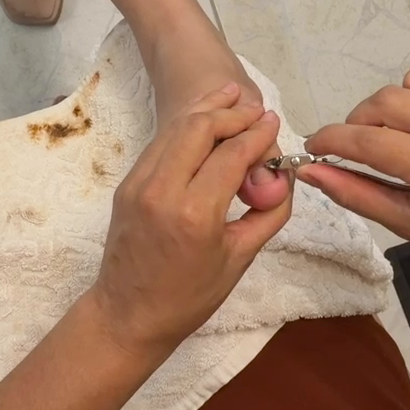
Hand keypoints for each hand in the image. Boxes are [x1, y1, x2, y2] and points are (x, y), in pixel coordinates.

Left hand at [90, 84, 291, 360]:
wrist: (127, 314)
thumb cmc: (189, 297)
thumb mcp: (239, 258)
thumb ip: (268, 213)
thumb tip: (282, 177)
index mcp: (195, 214)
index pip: (231, 154)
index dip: (256, 134)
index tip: (273, 120)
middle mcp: (162, 190)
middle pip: (199, 128)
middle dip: (230, 112)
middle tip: (256, 108)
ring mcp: (139, 184)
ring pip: (175, 130)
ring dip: (206, 110)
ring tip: (232, 96)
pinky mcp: (127, 184)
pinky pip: (161, 145)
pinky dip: (185, 128)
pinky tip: (204, 119)